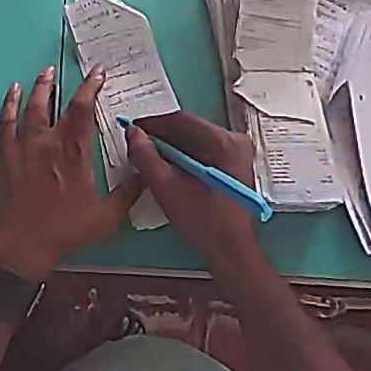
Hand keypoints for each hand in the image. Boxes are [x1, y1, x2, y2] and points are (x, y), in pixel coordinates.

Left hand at [0, 66, 144, 280]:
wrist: (21, 246)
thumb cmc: (65, 231)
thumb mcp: (107, 217)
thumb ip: (128, 192)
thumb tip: (146, 172)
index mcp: (74, 152)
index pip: (84, 109)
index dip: (92, 87)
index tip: (98, 72)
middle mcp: (47, 142)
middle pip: (55, 102)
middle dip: (65, 83)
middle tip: (70, 70)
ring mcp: (22, 147)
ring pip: (30, 108)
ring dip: (38, 88)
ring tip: (44, 73)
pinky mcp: (3, 156)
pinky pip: (6, 122)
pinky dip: (9, 105)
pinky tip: (12, 94)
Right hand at [126, 112, 261, 265]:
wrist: (231, 250)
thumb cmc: (202, 219)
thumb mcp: (167, 187)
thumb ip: (146, 156)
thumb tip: (133, 133)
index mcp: (224, 141)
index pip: (182, 120)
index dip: (153, 123)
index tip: (131, 128)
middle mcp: (235, 141)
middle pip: (190, 129)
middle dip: (161, 135)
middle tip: (137, 144)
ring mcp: (238, 153)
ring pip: (196, 140)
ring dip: (172, 146)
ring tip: (148, 156)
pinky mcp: (236, 165)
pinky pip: (204, 152)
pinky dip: (184, 156)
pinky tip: (168, 166)